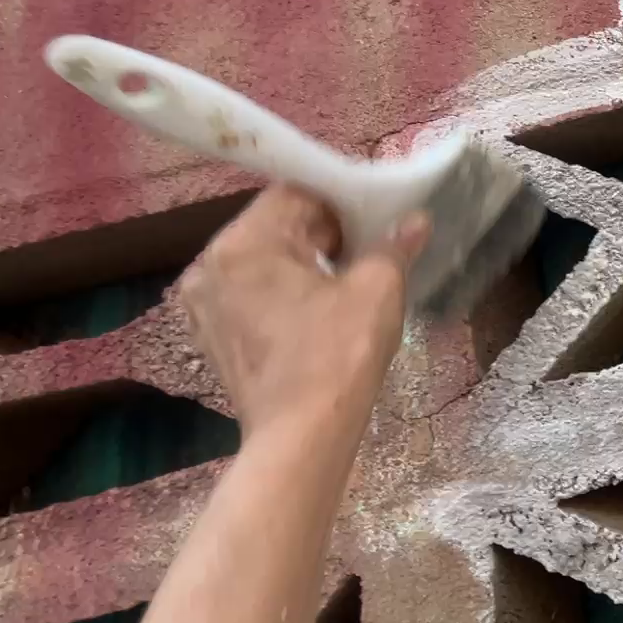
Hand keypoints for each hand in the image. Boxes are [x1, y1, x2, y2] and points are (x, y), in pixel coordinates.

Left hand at [181, 185, 427, 443]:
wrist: (304, 429)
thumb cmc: (339, 349)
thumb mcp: (378, 287)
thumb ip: (394, 245)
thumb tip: (415, 220)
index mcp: (242, 246)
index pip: (294, 193)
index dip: (343, 193)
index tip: (384, 203)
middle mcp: (210, 268)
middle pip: (277, 224)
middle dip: (331, 225)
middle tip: (381, 233)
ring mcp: (206, 304)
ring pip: (269, 258)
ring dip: (314, 254)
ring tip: (361, 266)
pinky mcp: (217, 333)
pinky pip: (259, 288)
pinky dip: (294, 283)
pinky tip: (332, 298)